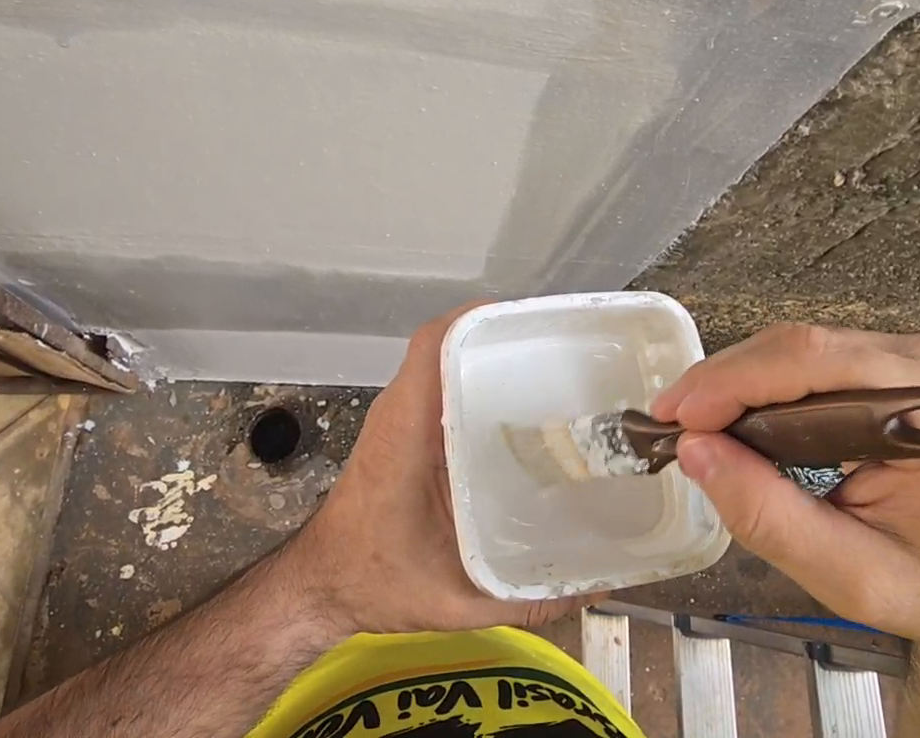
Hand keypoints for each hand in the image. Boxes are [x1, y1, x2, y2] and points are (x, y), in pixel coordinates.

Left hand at [284, 305, 598, 634]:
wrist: (322, 585)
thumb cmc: (377, 582)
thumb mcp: (456, 599)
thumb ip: (526, 600)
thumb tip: (597, 588)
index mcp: (407, 431)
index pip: (433, 345)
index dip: (477, 320)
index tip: (530, 324)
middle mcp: (401, 412)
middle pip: (448, 346)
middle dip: (502, 340)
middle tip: (563, 357)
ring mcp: (399, 418)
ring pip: (444, 364)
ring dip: (490, 360)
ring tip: (552, 378)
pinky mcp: (403, 431)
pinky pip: (441, 388)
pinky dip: (477, 386)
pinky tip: (520, 416)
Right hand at [650, 325, 919, 655]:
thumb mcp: (855, 577)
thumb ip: (770, 517)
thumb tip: (695, 451)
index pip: (816, 362)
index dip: (736, 380)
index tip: (677, 415)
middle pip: (804, 347)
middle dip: (727, 381)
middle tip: (673, 420)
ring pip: (804, 350)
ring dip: (743, 382)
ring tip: (699, 422)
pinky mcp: (906, 365)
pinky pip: (819, 362)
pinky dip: (770, 387)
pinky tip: (742, 415)